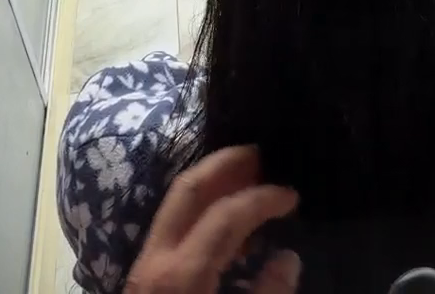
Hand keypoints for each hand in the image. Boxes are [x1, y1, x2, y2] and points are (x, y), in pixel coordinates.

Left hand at [125, 145, 300, 293]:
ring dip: (211, 185)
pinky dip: (201, 214)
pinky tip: (228, 226)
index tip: (292, 195)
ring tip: (248, 178)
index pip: (225, 215)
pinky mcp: (143, 279)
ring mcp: (143, 267)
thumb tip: (287, 259)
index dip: (263, 198)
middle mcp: (155, 260)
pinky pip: (173, 229)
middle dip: (224, 166)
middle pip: (187, 190)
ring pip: (175, 204)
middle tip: (259, 154)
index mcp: (181, 275)